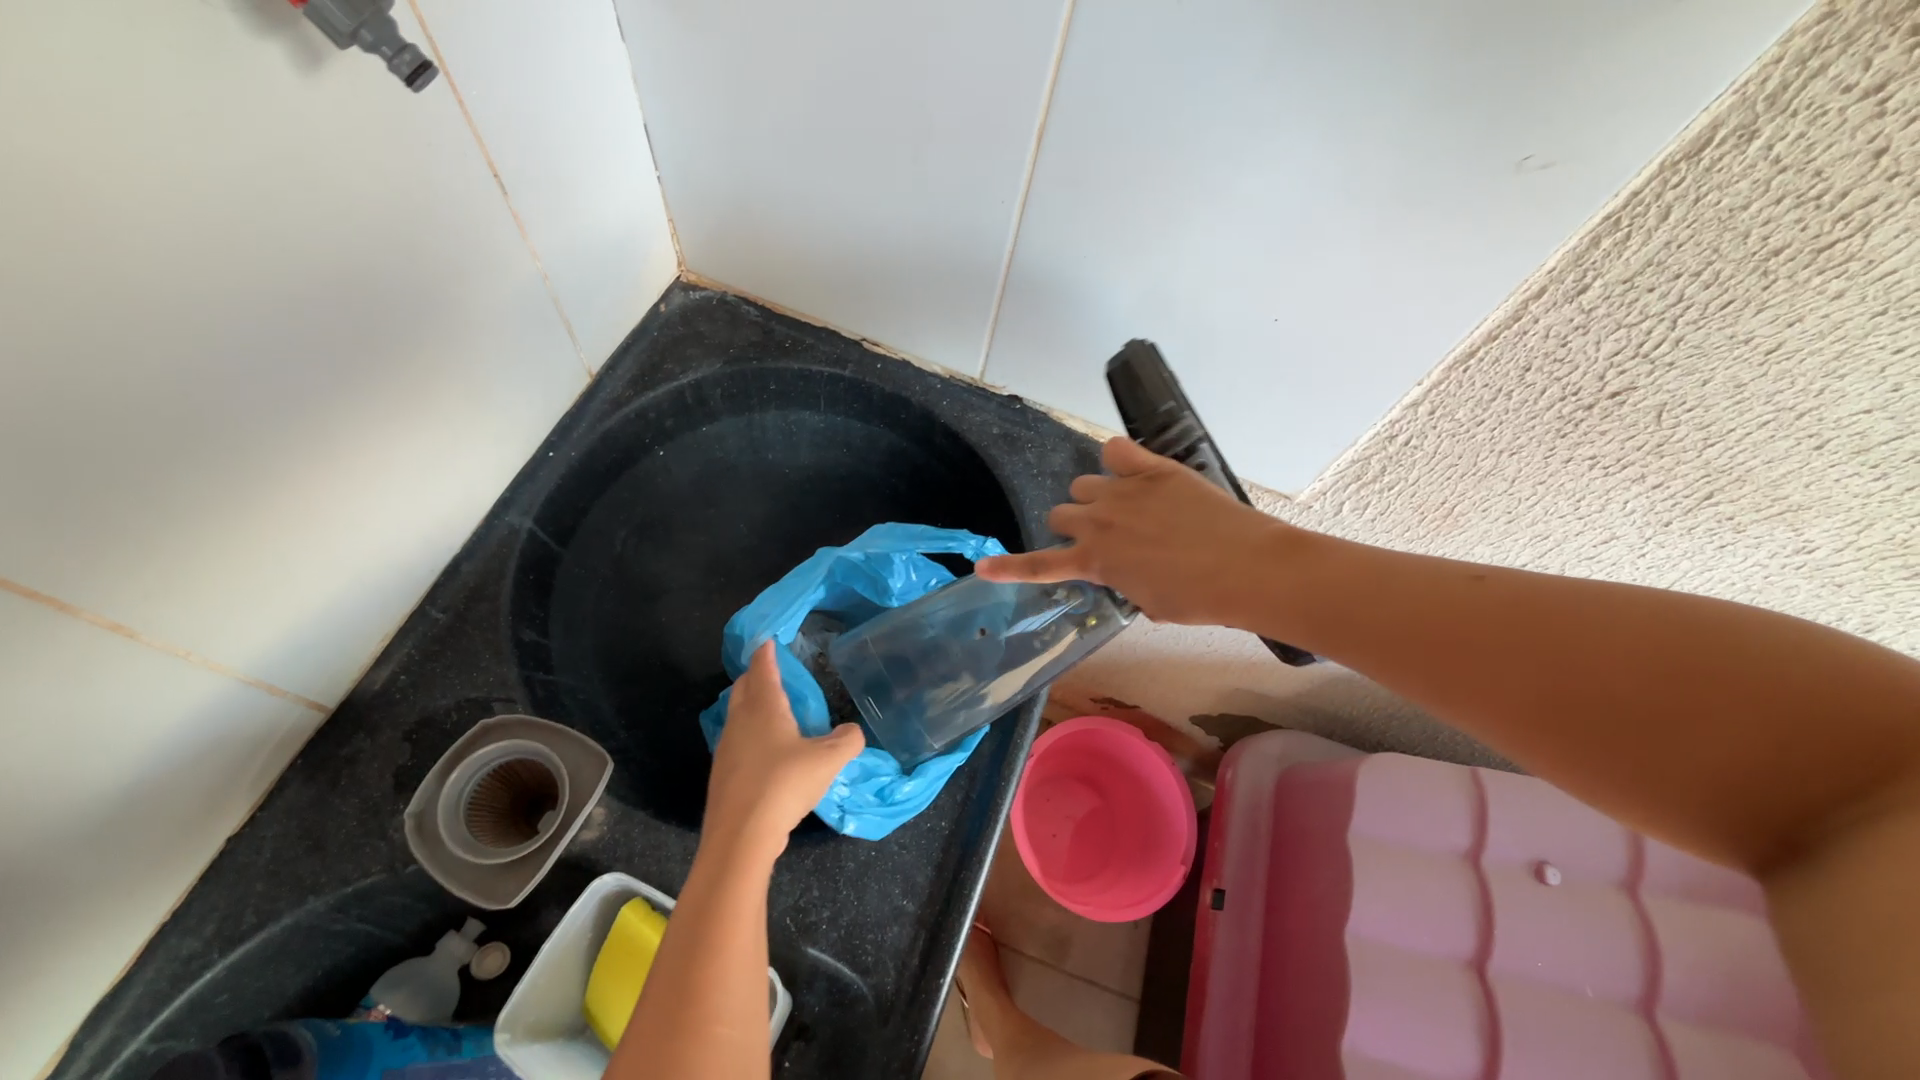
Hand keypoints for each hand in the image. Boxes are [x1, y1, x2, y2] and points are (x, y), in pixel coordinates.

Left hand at [705, 642, 864, 858]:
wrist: (742, 834)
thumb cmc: (784, 784)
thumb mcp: (828, 760)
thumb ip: (847, 740)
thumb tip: (853, 731)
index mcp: (764, 706)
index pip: (762, 666)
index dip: (767, 651)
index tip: (771, 640)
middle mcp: (740, 720)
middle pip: (744, 687)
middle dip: (757, 675)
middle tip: (774, 672)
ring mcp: (727, 747)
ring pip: (737, 714)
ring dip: (751, 705)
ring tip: (774, 709)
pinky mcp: (724, 773)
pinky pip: (737, 740)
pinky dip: (750, 733)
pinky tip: (766, 749)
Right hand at [976, 437, 1293, 627]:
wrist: (1247, 568)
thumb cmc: (1200, 600)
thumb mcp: (1149, 603)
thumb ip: (1122, 580)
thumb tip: (1122, 567)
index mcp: (1096, 562)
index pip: (1040, 566)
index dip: (1008, 568)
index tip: (981, 567)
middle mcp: (1100, 522)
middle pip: (1060, 513)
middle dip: (1073, 525)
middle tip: (1100, 535)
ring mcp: (1125, 491)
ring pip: (1084, 483)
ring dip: (1094, 495)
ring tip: (1122, 504)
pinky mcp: (1154, 469)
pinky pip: (1118, 450)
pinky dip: (1118, 459)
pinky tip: (1130, 467)